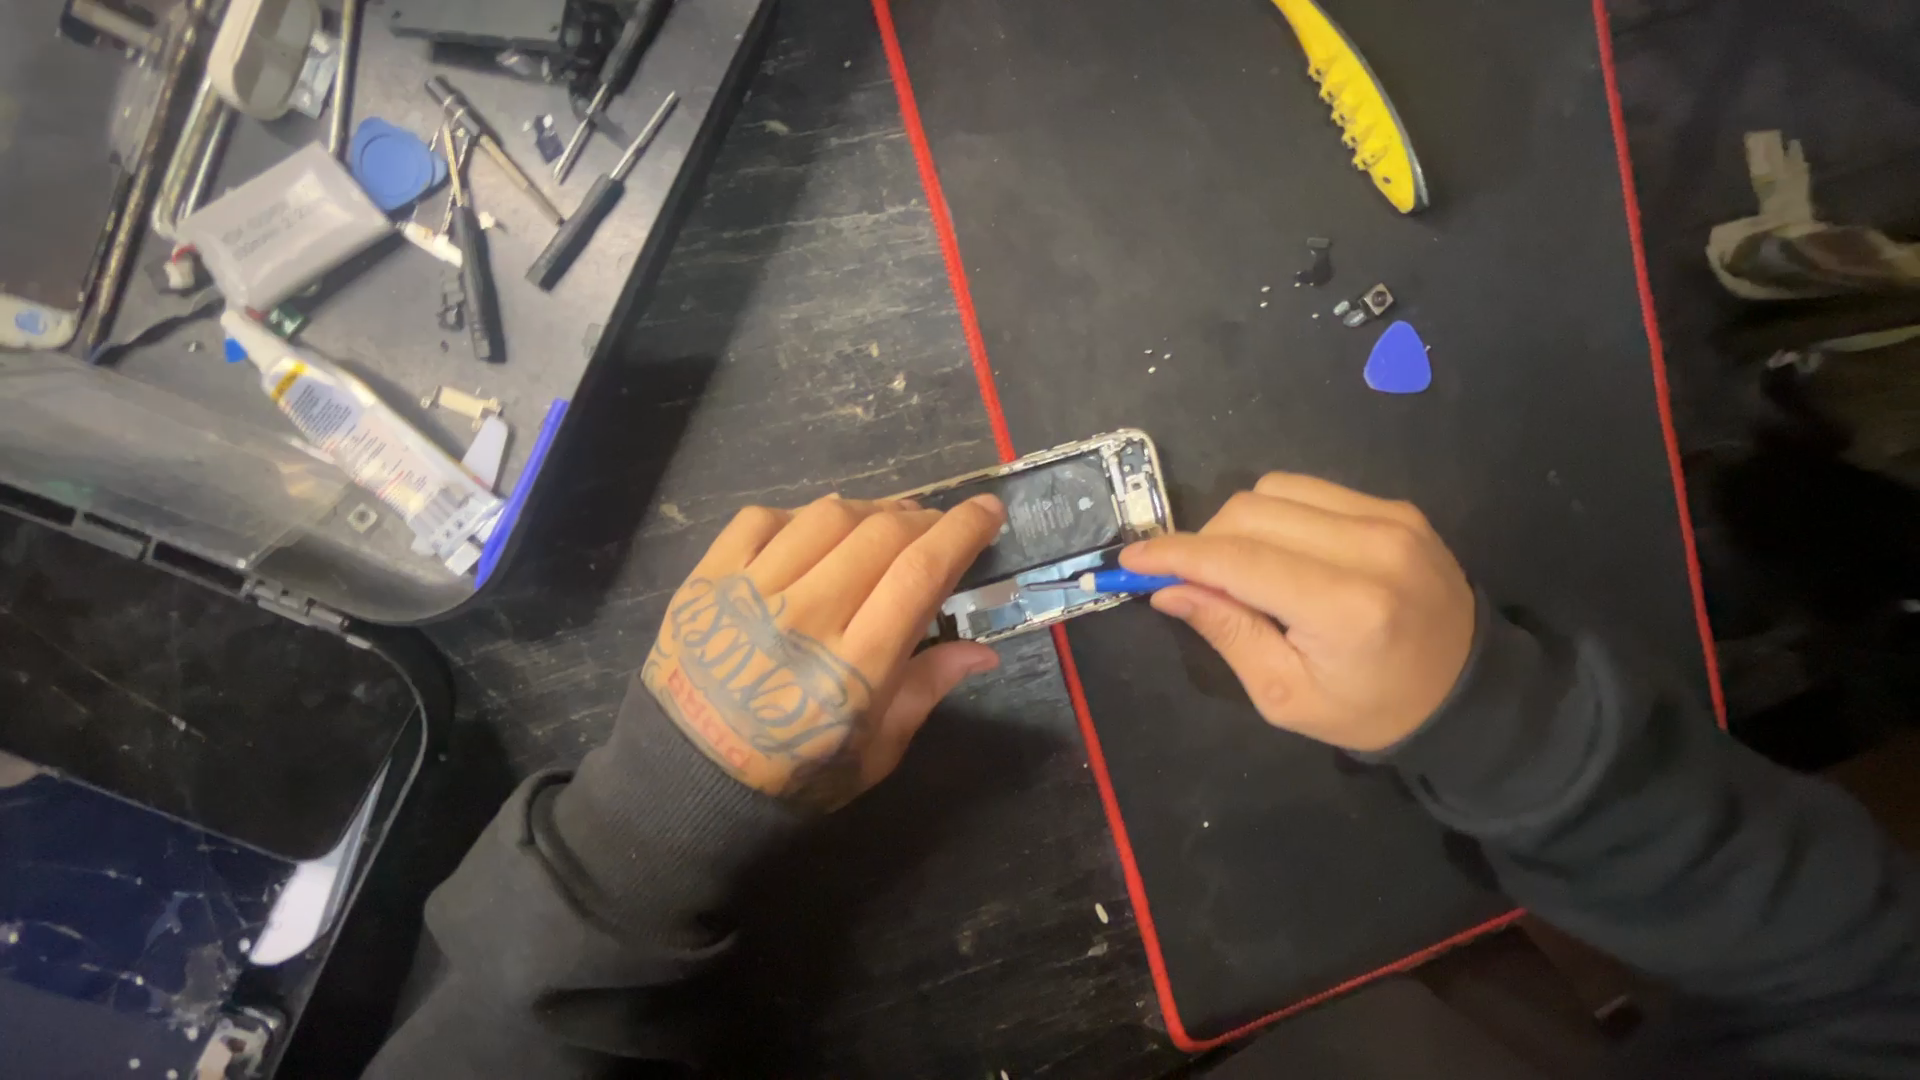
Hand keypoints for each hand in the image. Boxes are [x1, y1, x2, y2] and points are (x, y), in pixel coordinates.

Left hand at [644, 494, 1006, 809]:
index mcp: (854, 667)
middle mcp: (805, 616)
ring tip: (885, 524)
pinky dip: (801, 515)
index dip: (963, 531)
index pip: (921, 573)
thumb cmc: (795, 775)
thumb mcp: (875, 751)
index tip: (988, 511)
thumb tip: (983, 650)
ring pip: (826, 516)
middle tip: (936, 529)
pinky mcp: (707, 580)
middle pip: (880, 534)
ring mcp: (750, 592)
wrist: (684, 784)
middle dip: (924, 519)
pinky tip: (816, 531)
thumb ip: (927, 689)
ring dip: (870, 511)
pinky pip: (762, 519)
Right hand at [1120, 473, 1474, 751]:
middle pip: (1249, 513)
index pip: (1237, 560)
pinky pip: (1307, 489)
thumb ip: (1227, 633)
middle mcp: (1370, 547)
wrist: (1471, 694)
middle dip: (1204, 542)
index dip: (1176, 554)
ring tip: (1242, 568)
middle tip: (1195, 581)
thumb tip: (1168, 588)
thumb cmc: (1370, 708)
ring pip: (1273, 489)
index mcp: (1344, 608)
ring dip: (1238, 524)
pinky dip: (1275, 515)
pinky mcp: (1395, 507)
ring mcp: (1389, 519)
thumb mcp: (1285, 695)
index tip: (1131, 559)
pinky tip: (1283, 551)